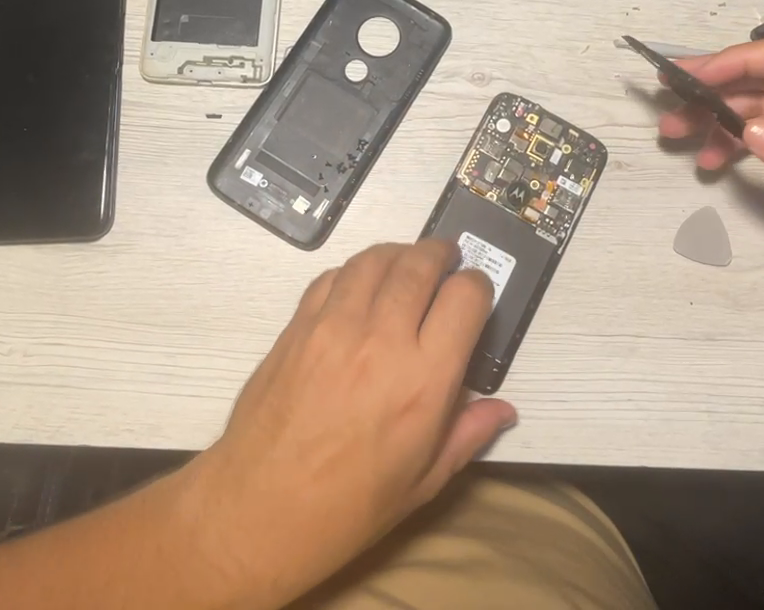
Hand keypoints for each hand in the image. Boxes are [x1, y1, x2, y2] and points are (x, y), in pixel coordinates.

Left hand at [180, 239, 515, 605]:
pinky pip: (332, 276)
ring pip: (374, 260)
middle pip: (419, 264)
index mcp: (424, 379)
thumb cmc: (349, 507)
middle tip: (447, 259)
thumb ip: (468, 434)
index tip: (475, 296)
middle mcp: (382, 339)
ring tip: (407, 264)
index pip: (465, 297)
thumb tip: (505, 408)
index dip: (477, 286)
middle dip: (440, 253)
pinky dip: (355, 271)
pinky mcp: (298, 326)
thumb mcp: (423, 482)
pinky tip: (360, 287)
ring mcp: (333, 326)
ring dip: (399, 254)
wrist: (258, 510)